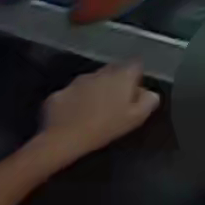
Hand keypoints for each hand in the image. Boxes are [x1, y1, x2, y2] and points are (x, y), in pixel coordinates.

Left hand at [38, 62, 159, 155]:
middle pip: (110, 71)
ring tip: (89, 110)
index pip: (135, 65)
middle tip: (111, 102)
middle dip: (112, 82)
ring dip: (90, 90)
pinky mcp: (55, 94)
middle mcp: (96, 73)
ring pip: (87, 82)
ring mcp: (73, 83)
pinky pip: (67, 95)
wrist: (65, 138)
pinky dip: (70, 101)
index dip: (134, 77)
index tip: (131, 91)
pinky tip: (70, 115)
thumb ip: (148, 99)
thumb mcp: (138, 116)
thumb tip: (145, 92)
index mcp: (121, 75)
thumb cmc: (106, 127)